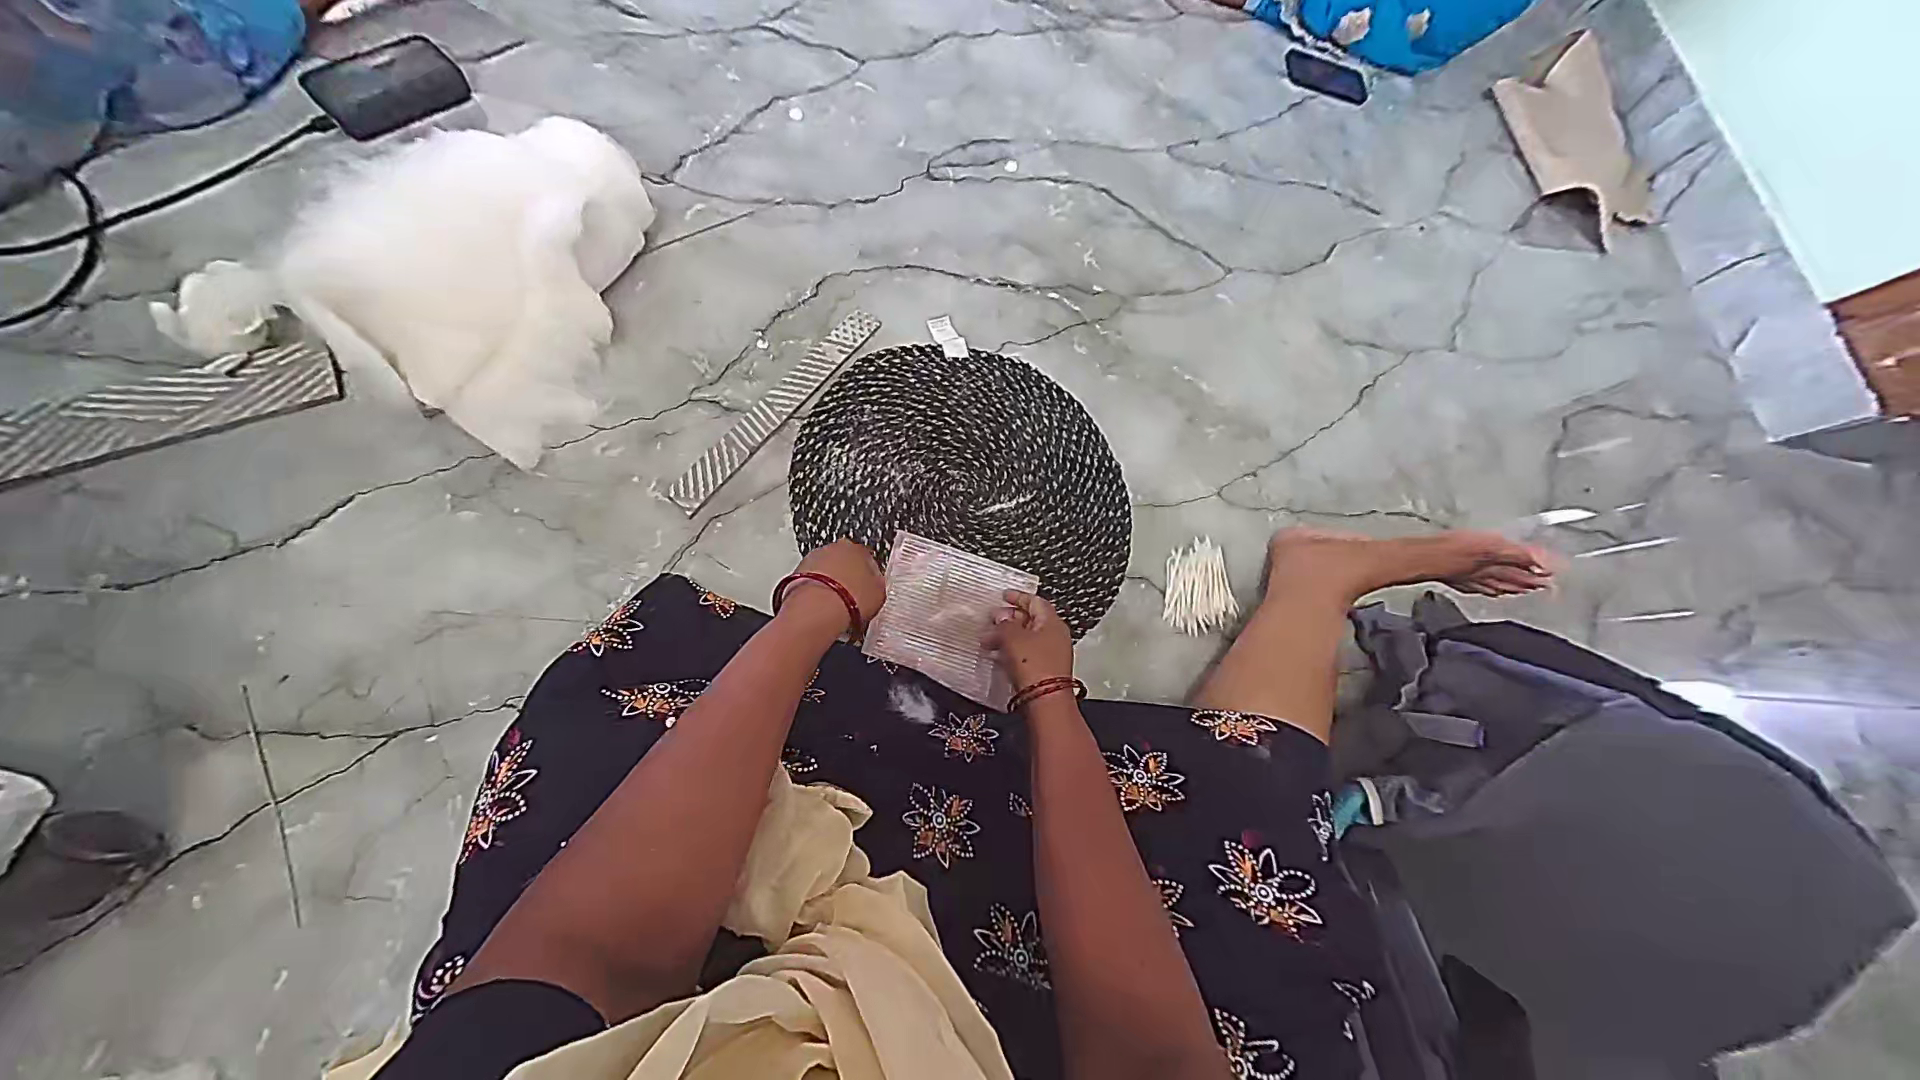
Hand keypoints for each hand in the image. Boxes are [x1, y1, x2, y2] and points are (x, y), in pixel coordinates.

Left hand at [786, 539, 886, 631]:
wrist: (817, 610)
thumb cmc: (848, 599)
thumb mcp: (879, 594)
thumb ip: (877, 584)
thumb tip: (875, 586)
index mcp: (858, 549)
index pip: (866, 558)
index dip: (869, 575)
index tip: (869, 588)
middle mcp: (833, 549)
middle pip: (843, 561)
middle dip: (847, 576)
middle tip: (852, 597)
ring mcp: (812, 559)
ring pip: (825, 570)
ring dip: (830, 583)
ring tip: (836, 606)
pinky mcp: (795, 574)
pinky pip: (810, 582)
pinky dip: (815, 592)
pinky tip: (821, 608)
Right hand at [988, 591, 1074, 692]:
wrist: (1045, 701)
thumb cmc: (1033, 664)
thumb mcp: (1013, 637)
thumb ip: (1003, 624)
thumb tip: (1000, 618)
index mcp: (1052, 622)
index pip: (1035, 601)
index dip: (1018, 597)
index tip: (1003, 596)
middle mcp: (1054, 636)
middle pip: (1030, 619)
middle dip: (1008, 618)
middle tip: (991, 619)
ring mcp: (1050, 654)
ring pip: (1026, 638)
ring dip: (1007, 636)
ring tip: (987, 639)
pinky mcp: (1044, 671)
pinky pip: (1026, 654)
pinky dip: (1011, 651)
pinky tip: (996, 655)